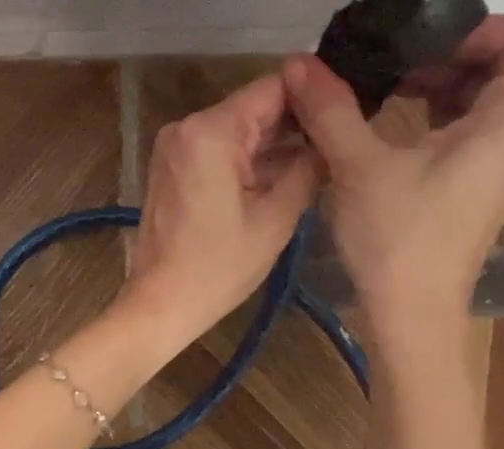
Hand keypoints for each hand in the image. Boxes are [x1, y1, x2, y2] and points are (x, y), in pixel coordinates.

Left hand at [120, 74, 320, 350]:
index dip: (314, 98)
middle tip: (335, 146)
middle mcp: (187, 126)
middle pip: (254, 109)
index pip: (275, 87)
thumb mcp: (275, 220)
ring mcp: (174, 148)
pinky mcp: (171, 170)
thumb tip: (331, 140)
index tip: (343, 117)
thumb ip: (308, 169)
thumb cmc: (217, 269)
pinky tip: (276, 184)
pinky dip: (245, 164)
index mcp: (211, 130)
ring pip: (237, 133)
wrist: (160, 307)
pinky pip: (217, 153)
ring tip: (314, 167)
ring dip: (271, 149)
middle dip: (293, 127)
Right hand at [281, 15, 503, 319]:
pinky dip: (435, 118)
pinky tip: (389, 131)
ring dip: (437, 86)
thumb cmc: (399, 242)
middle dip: (448, 53)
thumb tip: (298, 64)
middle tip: (391, 63)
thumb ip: (333, 110)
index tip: (421, 44)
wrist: (411, 317)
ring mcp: (498, 166)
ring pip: (483, 99)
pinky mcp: (475, 189)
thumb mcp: (361, 169)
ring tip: (385, 91)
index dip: (479, 27)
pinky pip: (467, 132)